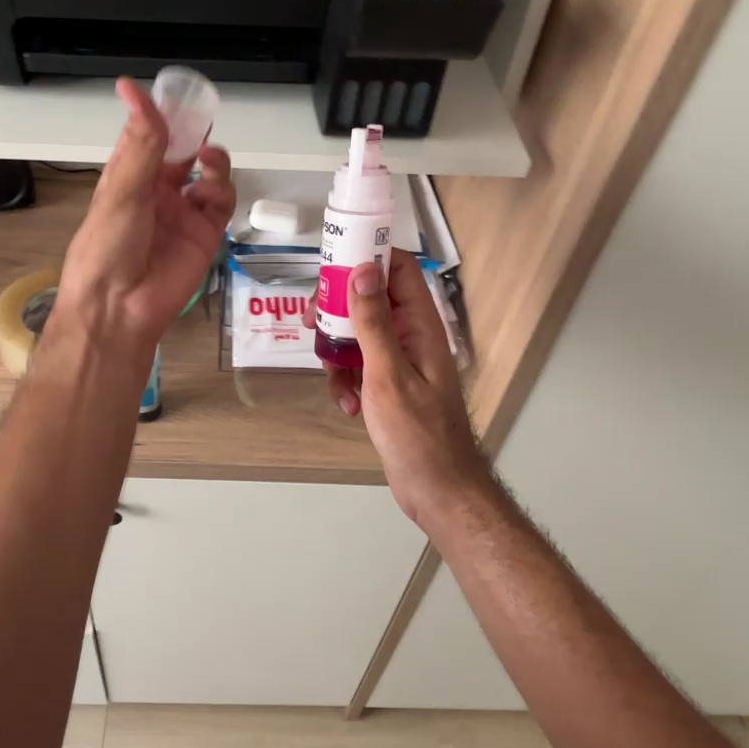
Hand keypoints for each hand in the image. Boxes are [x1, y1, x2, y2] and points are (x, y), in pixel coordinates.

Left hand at [49, 78, 234, 360]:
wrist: (120, 307)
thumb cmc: (108, 247)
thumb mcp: (123, 187)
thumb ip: (140, 140)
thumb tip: (131, 88)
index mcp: (127, 177)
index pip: (148, 137)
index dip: (162, 116)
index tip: (178, 94)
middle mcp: (156, 193)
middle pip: (183, 152)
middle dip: (194, 133)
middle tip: (203, 116)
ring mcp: (181, 214)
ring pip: (207, 175)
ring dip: (212, 160)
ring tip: (209, 155)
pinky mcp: (204, 235)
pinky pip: (221, 204)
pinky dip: (223, 188)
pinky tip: (213, 182)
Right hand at [317, 251, 491, 525]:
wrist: (437, 489)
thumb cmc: (418, 433)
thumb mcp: (388, 375)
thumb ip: (373, 322)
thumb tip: (362, 270)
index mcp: (420, 324)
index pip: (398, 268)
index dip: (366, 258)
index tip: (330, 266)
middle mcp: (410, 335)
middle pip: (369, 298)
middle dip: (337, 310)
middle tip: (311, 324)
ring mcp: (399, 360)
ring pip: (357, 334)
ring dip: (337, 353)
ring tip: (335, 379)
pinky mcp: (388, 385)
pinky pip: (358, 367)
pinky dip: (346, 381)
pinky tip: (349, 406)